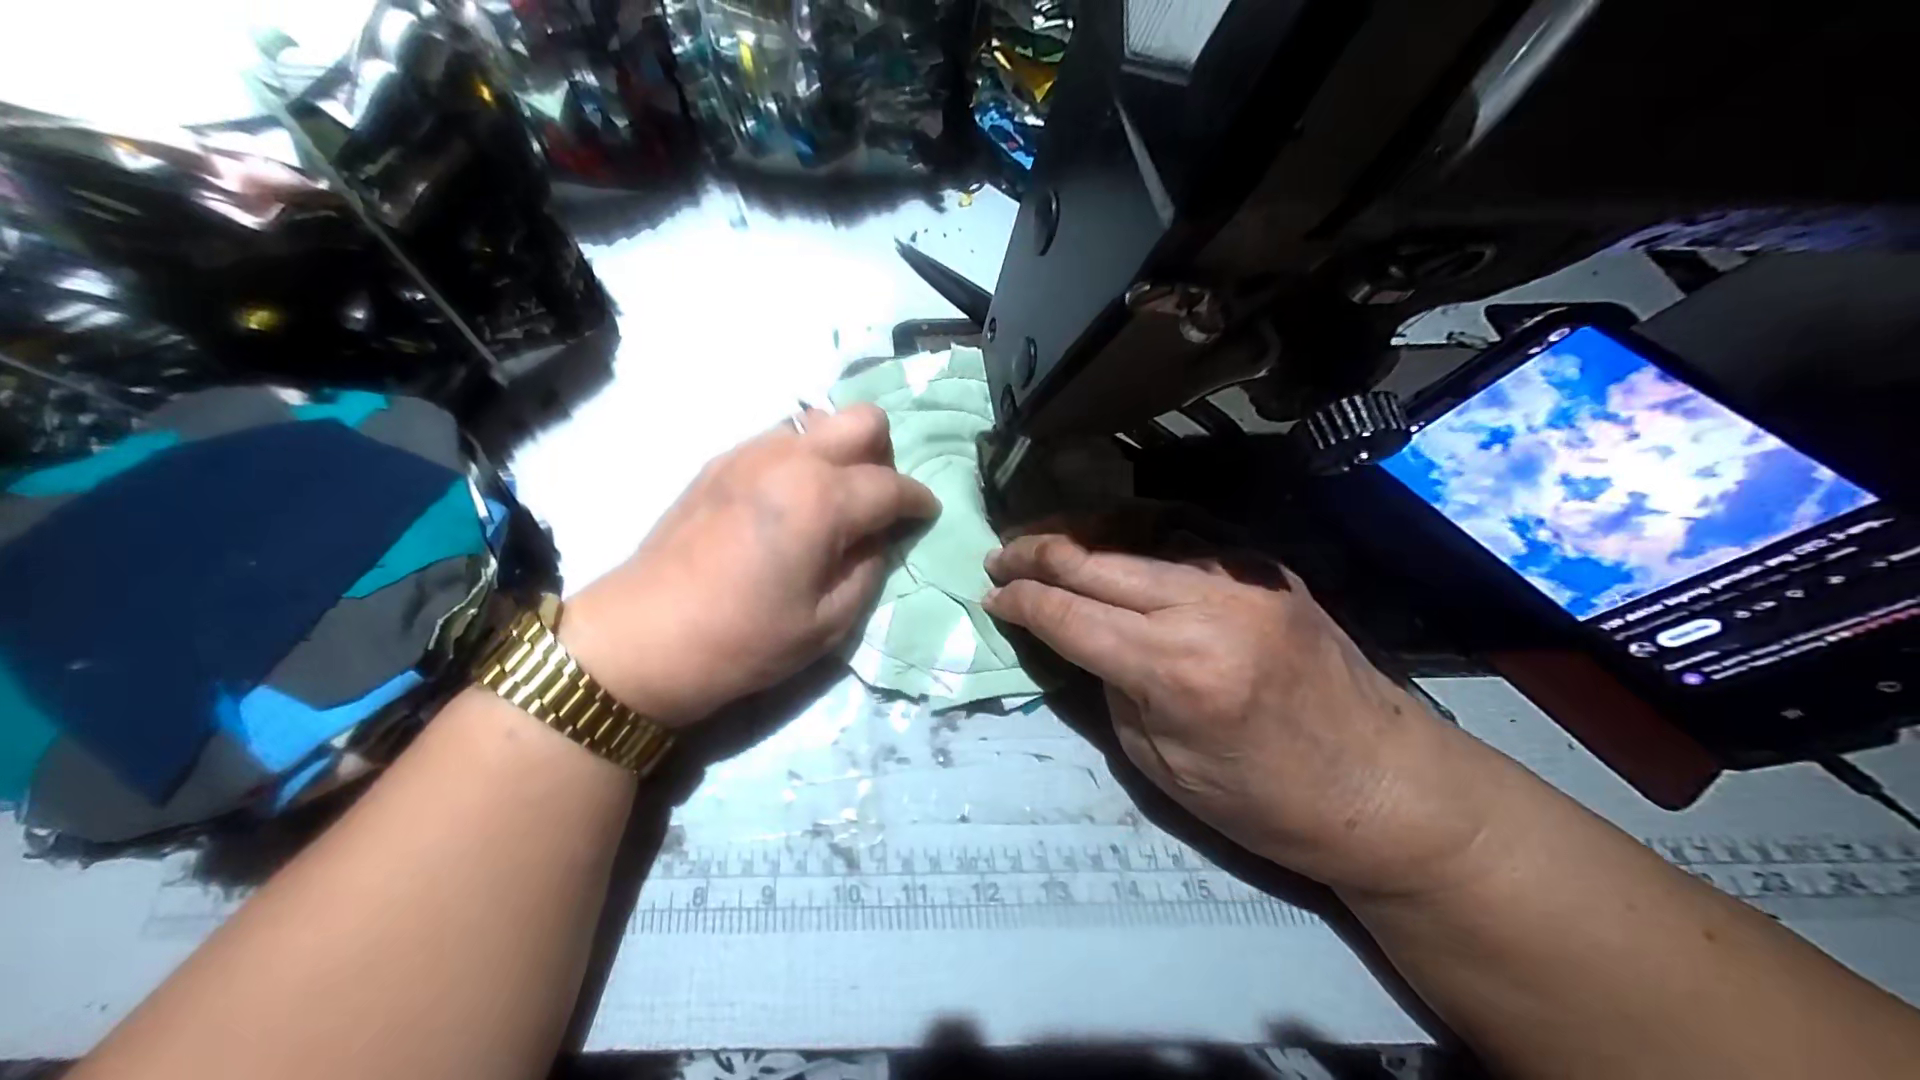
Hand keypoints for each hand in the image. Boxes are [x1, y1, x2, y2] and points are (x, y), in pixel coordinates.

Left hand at [561, 406, 938, 726]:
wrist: (644, 637)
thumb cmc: (744, 639)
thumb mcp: (828, 622)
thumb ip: (869, 567)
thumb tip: (880, 535)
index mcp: (823, 499)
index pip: (892, 485)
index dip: (919, 501)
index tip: (928, 514)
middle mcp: (790, 459)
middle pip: (863, 420)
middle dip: (884, 455)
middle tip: (876, 502)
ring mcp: (750, 453)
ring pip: (818, 422)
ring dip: (840, 451)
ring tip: (833, 500)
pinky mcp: (719, 462)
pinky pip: (780, 439)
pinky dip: (802, 458)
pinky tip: (790, 503)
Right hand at [984, 530, 1499, 898]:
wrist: (1384, 787)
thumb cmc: (1262, 801)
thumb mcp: (1160, 763)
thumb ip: (1110, 685)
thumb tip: (1072, 636)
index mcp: (1175, 668)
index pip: (1069, 613)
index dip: (1020, 602)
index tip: (989, 596)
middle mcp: (1205, 605)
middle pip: (1094, 559)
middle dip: (1035, 554)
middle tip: (998, 556)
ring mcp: (1241, 577)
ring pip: (1135, 532)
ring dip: (1079, 533)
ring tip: (1040, 539)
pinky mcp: (1266, 569)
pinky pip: (1182, 538)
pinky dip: (1133, 535)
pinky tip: (1108, 539)